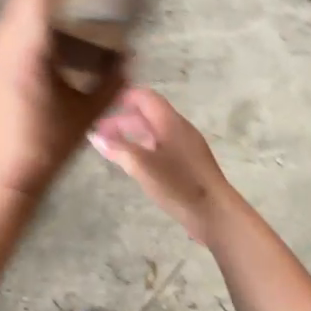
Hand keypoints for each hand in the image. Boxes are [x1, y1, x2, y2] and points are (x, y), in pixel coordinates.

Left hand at [0, 0, 123, 197]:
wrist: (2, 180)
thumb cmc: (47, 149)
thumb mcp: (86, 115)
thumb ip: (111, 81)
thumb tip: (128, 56)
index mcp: (26, 55)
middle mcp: (0, 50)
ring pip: (13, 18)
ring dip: (39, 2)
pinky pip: (5, 39)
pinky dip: (27, 28)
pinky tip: (44, 42)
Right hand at [89, 87, 235, 241]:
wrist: (215, 212)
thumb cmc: (179, 185)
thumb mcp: (143, 166)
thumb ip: (118, 149)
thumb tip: (95, 136)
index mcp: (170, 122)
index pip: (145, 97)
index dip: (122, 97)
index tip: (100, 105)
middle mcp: (179, 129)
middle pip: (148, 115)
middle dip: (122, 120)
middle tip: (98, 133)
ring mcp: (186, 147)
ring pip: (154, 133)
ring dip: (132, 136)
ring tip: (110, 148)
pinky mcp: (188, 164)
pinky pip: (161, 147)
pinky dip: (143, 148)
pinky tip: (133, 163)